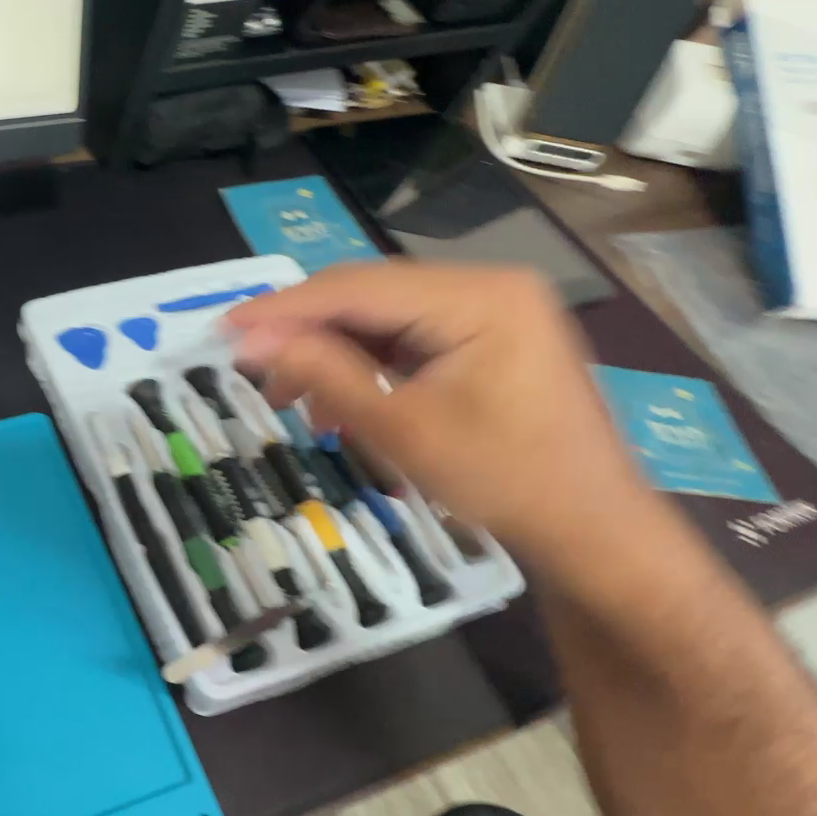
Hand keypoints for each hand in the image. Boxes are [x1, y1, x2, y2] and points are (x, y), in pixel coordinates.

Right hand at [226, 262, 648, 553]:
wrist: (591, 529)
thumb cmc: (502, 479)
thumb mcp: (399, 427)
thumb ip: (323, 372)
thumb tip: (250, 340)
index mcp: (479, 296)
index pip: (358, 288)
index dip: (284, 308)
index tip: (224, 328)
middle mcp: (486, 285)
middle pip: (368, 295)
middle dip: (305, 331)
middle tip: (251, 367)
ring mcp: (490, 309)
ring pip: (380, 317)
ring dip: (329, 351)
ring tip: (289, 396)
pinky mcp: (486, 336)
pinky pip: (405, 337)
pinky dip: (362, 364)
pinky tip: (335, 400)